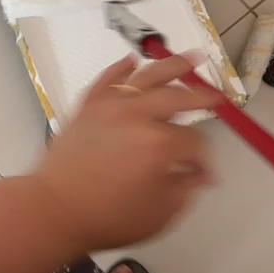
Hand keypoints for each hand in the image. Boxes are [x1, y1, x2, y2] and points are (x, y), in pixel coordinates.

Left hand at [31, 52, 218, 250]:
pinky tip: (132, 60)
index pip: (194, 141)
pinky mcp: (87, 105)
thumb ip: (186, 187)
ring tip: (191, 56)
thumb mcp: (161, 212)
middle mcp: (137, 116)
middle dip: (201, 96)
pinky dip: (120, 67)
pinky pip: (107, 79)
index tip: (203, 171)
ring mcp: (109, 106)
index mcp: (160, 144)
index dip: (203, 158)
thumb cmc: (109, 216)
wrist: (55, 206)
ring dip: (171, 66)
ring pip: (145, 77)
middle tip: (217, 95)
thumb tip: (201, 173)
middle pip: (177, 97)